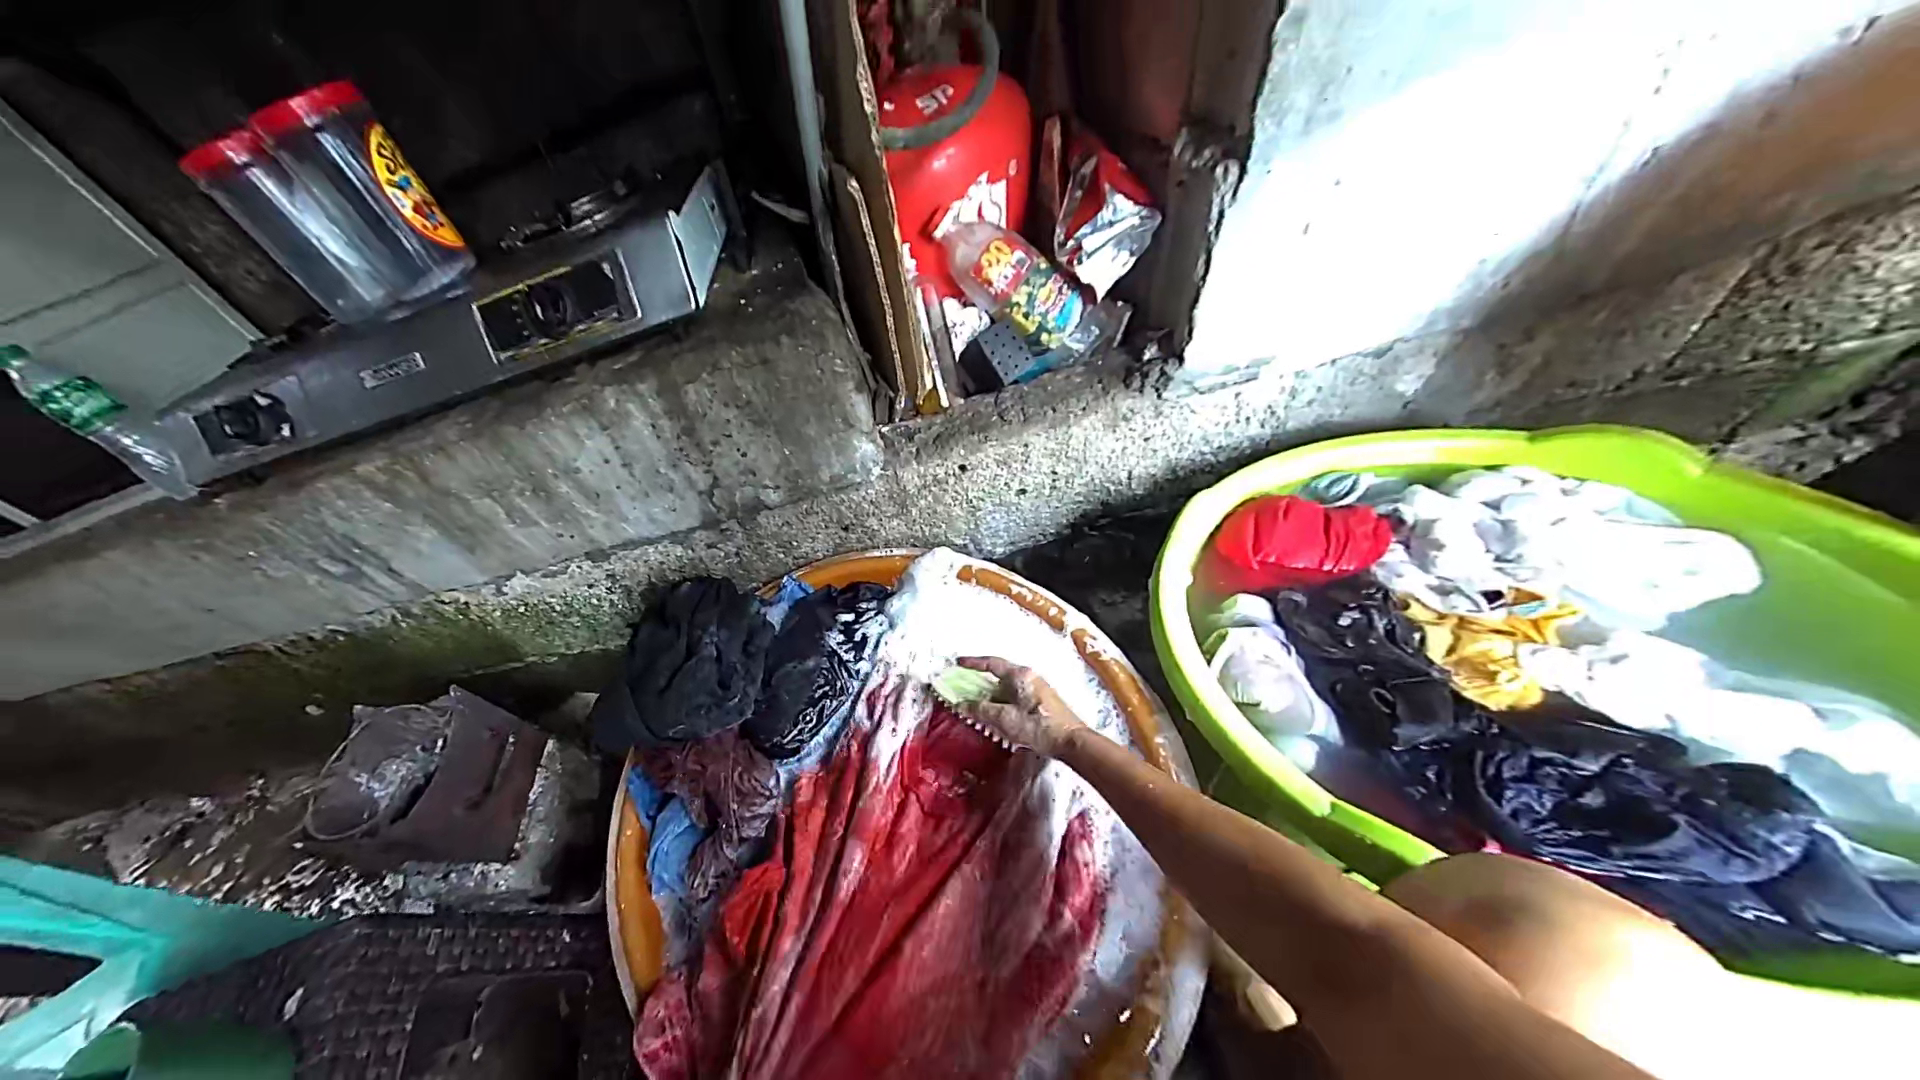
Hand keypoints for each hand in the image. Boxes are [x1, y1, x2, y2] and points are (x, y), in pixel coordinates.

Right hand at [954, 657, 1086, 756]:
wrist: (1071, 741)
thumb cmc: (1039, 726)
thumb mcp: (1005, 719)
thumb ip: (981, 710)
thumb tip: (962, 704)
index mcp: (1020, 675)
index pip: (992, 663)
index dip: (973, 663)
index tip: (959, 663)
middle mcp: (1029, 678)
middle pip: (999, 676)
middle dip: (980, 683)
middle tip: (964, 689)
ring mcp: (1036, 690)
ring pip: (1007, 688)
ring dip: (991, 697)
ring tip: (978, 708)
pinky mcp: (1040, 703)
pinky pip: (1015, 698)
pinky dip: (1002, 704)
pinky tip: (997, 718)